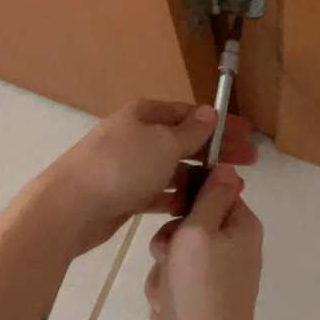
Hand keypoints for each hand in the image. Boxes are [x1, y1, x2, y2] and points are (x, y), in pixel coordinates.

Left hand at [37, 99, 256, 257]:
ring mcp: (129, 167)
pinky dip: (177, 197)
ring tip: (226, 188)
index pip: (190, 114)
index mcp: (144, 114)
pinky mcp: (124, 195)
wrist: (70, 207)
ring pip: (173, 169)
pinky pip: (159, 193)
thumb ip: (191, 132)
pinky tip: (196, 206)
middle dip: (216, 151)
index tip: (248, 136)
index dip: (220, 124)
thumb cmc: (122, 166)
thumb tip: (210, 113)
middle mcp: (136, 136)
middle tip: (248, 163)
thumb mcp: (164, 143)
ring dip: (199, 176)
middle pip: (184, 141)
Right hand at [144, 165, 263, 319]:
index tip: (172, 216)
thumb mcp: (199, 231)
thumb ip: (210, 197)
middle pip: (190, 227)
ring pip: (177, 259)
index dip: (187, 202)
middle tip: (166, 258)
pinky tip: (169, 312)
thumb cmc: (200, 288)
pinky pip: (178, 287)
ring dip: (164, 276)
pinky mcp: (207, 302)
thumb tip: (228, 168)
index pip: (213, 194)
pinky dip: (169, 297)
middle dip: (169, 247)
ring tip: (168, 294)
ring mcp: (223, 278)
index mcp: (243, 227)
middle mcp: (237, 248)